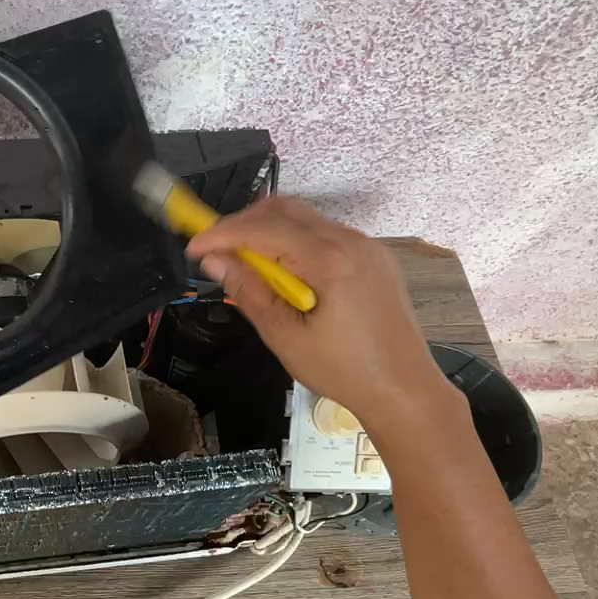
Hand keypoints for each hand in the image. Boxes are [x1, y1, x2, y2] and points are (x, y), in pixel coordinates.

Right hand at [185, 196, 460, 439]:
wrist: (404, 389)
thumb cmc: (342, 371)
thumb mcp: (285, 336)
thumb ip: (250, 292)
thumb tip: (215, 261)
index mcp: (330, 260)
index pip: (264, 229)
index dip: (222, 233)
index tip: (193, 247)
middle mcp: (352, 241)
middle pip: (285, 210)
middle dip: (243, 223)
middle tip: (215, 250)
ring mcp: (367, 247)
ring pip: (305, 220)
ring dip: (268, 233)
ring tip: (244, 265)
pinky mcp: (374, 259)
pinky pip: (325, 236)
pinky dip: (294, 244)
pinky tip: (282, 275)